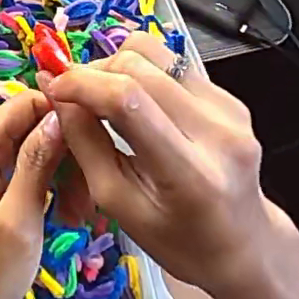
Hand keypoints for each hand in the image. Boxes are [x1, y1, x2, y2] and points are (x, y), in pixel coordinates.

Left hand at [0, 91, 66, 298]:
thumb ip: (38, 163)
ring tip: (77, 210)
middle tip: (86, 196)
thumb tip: (61, 115)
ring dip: (59, 170)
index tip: (97, 144)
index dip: (64, 116)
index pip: (27, 102)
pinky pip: (22, 163)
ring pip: (31, 143)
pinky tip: (63, 209)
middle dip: (64, 150)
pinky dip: (46, 181)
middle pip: (30, 122)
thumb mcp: (18, 221)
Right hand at [44, 33, 298, 298]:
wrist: (245, 246)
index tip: (53, 85)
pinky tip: (139, 104)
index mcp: (190, 173)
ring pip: (155, 52)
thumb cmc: (178, 239)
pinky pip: (171, 64)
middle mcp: (218, 132)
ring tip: (105, 95)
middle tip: (75, 94)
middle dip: (94, 71)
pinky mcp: (231, 97)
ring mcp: (229, 110)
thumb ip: (84, 142)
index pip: (129, 101)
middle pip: (139, 65)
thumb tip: (55, 92)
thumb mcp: (117, 203)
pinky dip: (142, 74)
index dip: (83, 83)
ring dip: (117, 65)